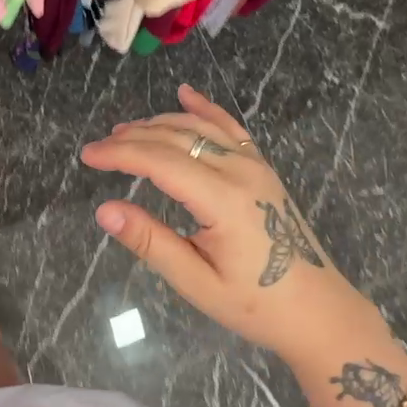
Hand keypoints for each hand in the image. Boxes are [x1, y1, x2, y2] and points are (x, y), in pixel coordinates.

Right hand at [80, 85, 372, 369]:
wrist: (319, 312)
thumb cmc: (255, 304)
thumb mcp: (197, 282)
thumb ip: (150, 241)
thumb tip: (103, 210)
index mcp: (222, 199)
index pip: (159, 161)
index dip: (119, 154)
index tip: (87, 156)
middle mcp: (239, 170)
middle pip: (175, 138)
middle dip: (131, 138)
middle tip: (98, 148)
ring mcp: (255, 165)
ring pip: (199, 127)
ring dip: (159, 123)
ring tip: (124, 131)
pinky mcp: (263, 168)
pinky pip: (230, 128)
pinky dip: (205, 108)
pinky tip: (186, 94)